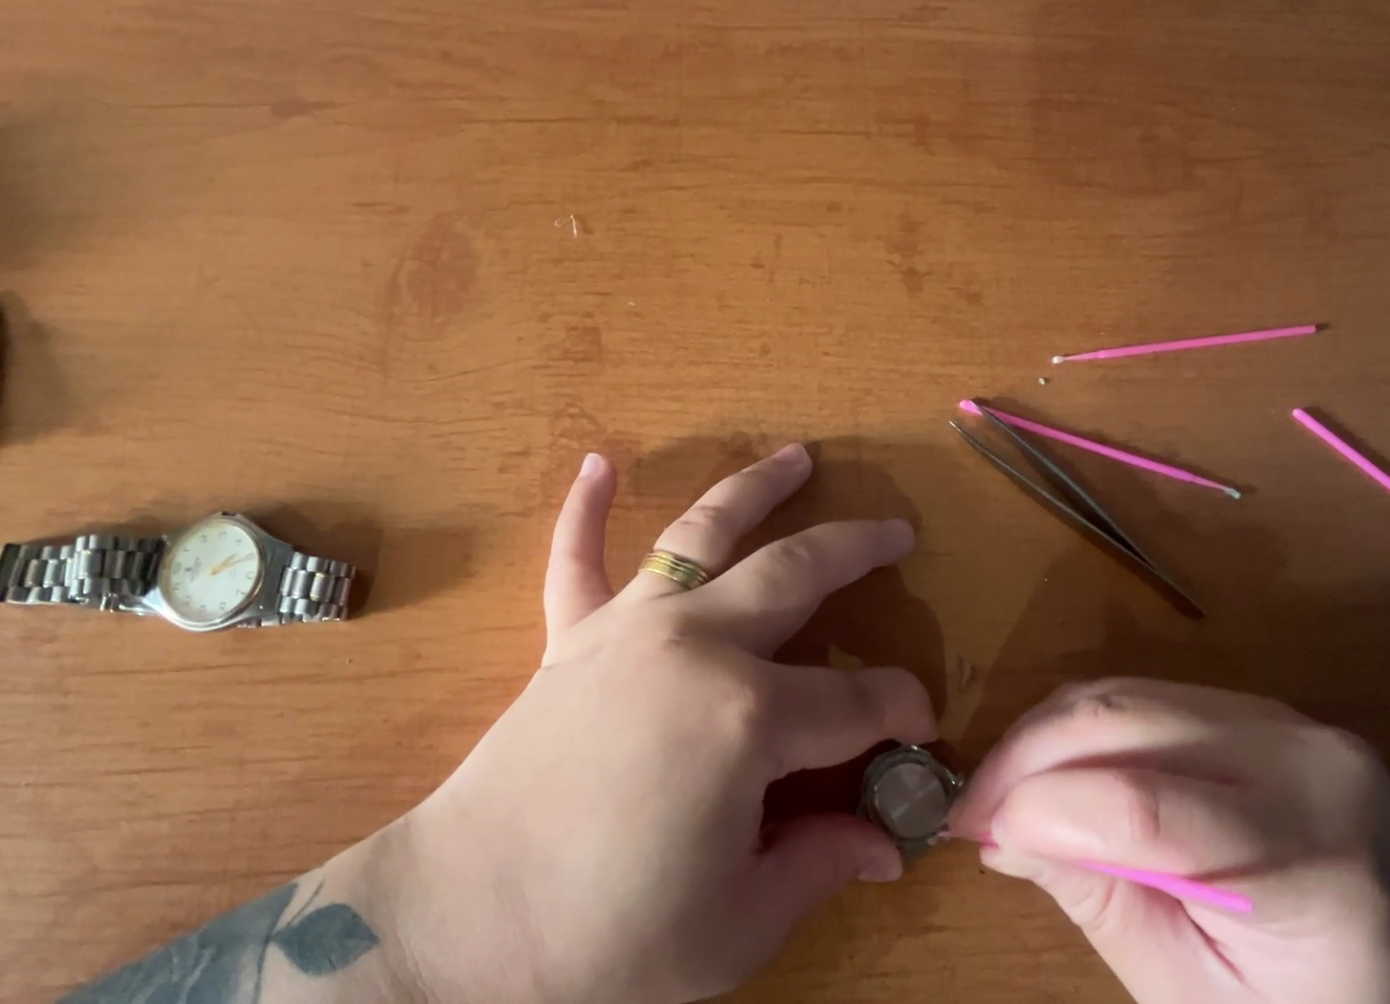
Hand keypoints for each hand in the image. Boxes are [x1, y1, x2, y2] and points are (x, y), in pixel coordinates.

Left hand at [379, 446, 936, 1003]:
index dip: (901, 712)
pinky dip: (585, 508)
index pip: (857, 701)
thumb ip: (819, 866)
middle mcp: (696, 645)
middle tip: (897, 531)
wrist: (469, 911)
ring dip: (754, 488)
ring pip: (702, 535)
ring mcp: (627, 628)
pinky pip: (575, 557)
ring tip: (794, 457)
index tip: (920, 729)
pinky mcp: (569, 636)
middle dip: (857, 548)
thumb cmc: (609, 931)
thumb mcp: (737, 923)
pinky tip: (598, 463)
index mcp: (751, 716)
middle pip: (796, 573)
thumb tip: (884, 845)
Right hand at [949, 678, 1389, 1003]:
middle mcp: (1300, 761)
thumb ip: (1101, 906)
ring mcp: (1277, 716)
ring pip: (1109, 693)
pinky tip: (1051, 770)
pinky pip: (1129, 693)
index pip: (1145, 808)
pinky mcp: (1246, 701)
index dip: (1039, 811)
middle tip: (972, 815)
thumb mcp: (1204, 999)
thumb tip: (1000, 837)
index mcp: (1314, 862)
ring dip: (1035, 738)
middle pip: (1115, 723)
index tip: (976, 836)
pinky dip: (1070, 727)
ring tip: (1004, 795)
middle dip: (1019, 760)